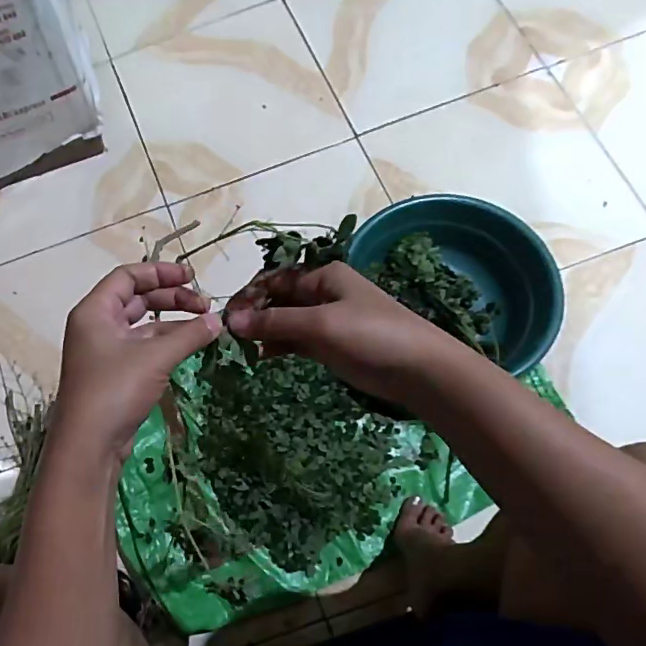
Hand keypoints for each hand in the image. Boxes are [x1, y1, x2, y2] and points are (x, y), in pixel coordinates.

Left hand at [53, 262, 220, 457]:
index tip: (192, 276)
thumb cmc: (115, 390)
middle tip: (205, 304)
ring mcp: (104, 352)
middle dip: (171, 298)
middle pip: (136, 299)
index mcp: (94, 311)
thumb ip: (189, 334)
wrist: (89, 443)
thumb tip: (217, 321)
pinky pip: (143, 349)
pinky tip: (191, 346)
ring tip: (207, 326)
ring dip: (173, 323)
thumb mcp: (155, 357)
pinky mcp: (115, 375)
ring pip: (142, 326)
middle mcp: (96, 326)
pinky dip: (166, 344)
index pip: (127, 277)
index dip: (160, 272)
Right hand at [224, 261, 454, 400]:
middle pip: (275, 299)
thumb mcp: (320, 324)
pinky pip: (294, 340)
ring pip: (283, 321)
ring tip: (240, 349)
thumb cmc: (371, 336)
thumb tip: (231, 321)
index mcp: (322, 276)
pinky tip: (261, 357)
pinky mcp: (328, 344)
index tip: (227, 318)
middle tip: (229, 337)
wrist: (419, 370)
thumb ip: (274, 322)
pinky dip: (277, 346)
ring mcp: (325, 320)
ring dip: (262, 332)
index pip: (273, 279)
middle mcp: (321, 293)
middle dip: (252, 314)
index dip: (248, 295)